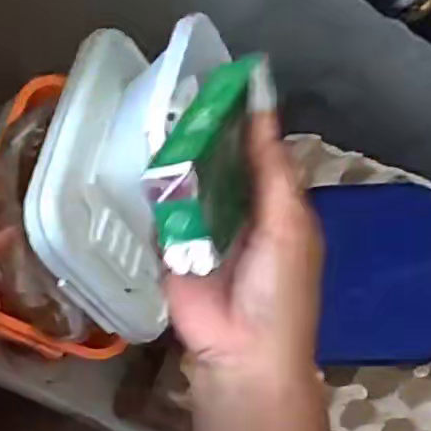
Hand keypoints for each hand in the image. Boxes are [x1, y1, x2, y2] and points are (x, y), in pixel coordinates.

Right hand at [164, 108, 321, 386]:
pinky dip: (154, 197)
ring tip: (157, 122)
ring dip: (176, 163)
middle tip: (181, 98)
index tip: (226, 83)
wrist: (240, 348)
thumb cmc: (278, 288)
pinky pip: (161, 218)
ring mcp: (198, 232)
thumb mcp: (287, 224)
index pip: (256, 154)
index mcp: (273, 205)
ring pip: (187, 189)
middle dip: (203, 138)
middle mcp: (235, 213)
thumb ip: (271, 172)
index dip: (244, 122)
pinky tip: (142, 167)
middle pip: (216, 168)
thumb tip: (262, 114)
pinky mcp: (168, 251)